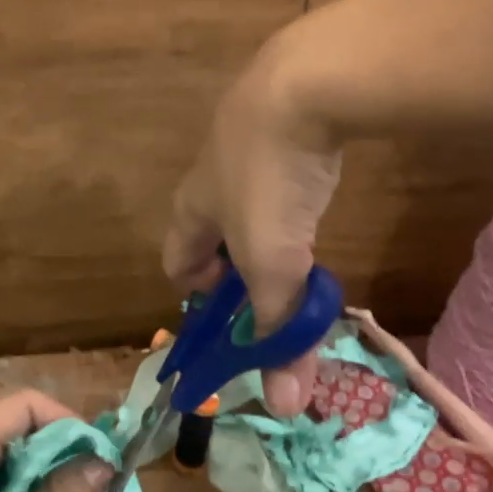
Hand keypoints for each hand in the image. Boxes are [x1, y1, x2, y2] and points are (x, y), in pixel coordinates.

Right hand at [163, 18, 343, 416]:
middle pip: (209, 233)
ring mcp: (244, 145)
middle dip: (234, 268)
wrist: (304, 82)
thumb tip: (285, 410)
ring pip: (246, 202)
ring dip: (265, 233)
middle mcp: (208, 178)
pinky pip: (278, 173)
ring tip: (301, 252)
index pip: (176, 262)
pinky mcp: (284, 124)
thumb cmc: (268, 178)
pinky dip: (291, 197)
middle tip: (273, 292)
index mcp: (191, 210)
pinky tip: (316, 198)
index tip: (230, 321)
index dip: (195, 296)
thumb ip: (280, 330)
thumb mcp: (276, 265)